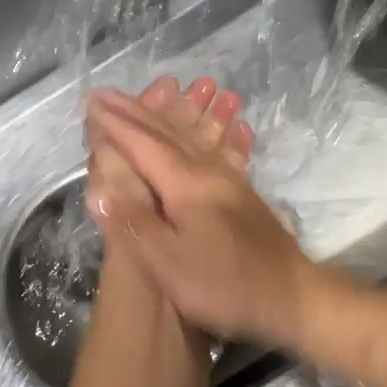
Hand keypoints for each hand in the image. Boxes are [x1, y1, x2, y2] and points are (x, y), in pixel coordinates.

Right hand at [85, 83, 321, 347]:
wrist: (293, 297)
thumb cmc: (227, 286)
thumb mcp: (171, 266)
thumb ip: (136, 225)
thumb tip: (99, 189)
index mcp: (185, 186)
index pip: (143, 146)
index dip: (116, 125)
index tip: (92, 102)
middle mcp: (208, 173)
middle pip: (167, 135)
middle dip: (136, 112)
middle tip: (109, 93)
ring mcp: (231, 181)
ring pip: (196, 137)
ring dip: (174, 113)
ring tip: (165, 89)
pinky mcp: (245, 193)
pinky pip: (224, 149)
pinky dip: (220, 131)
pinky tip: (233, 122)